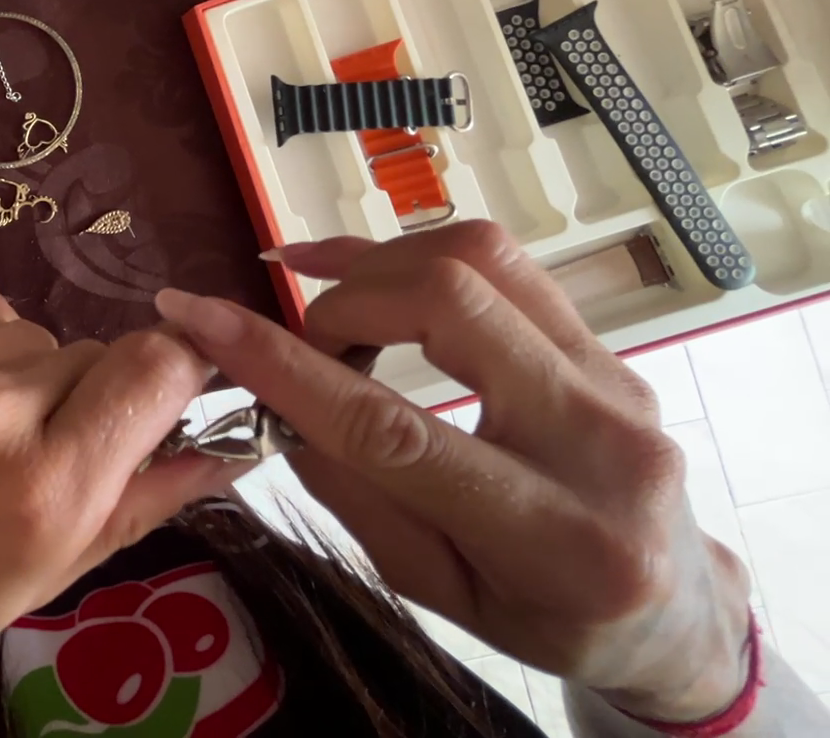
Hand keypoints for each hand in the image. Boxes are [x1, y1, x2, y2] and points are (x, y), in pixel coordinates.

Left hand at [0, 286, 243, 686]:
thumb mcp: (34, 578)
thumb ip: (136, 505)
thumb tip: (221, 449)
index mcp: (43, 491)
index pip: (154, 370)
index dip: (174, 372)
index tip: (162, 393)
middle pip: (96, 354)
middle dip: (87, 398)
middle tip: (35, 445)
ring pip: (38, 334)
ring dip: (29, 372)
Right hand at [155, 222, 753, 722]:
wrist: (671, 607)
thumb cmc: (535, 613)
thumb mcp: (424, 583)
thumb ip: (346, 487)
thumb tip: (275, 396)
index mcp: (551, 534)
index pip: (385, 427)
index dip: (278, 364)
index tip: (194, 314)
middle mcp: (601, 438)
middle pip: (446, 303)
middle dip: (338, 310)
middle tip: (305, 348)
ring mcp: (613, 374)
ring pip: (476, 257)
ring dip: (370, 268)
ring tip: (327, 310)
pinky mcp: (601, 340)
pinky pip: (495, 259)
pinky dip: (399, 249)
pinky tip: (341, 264)